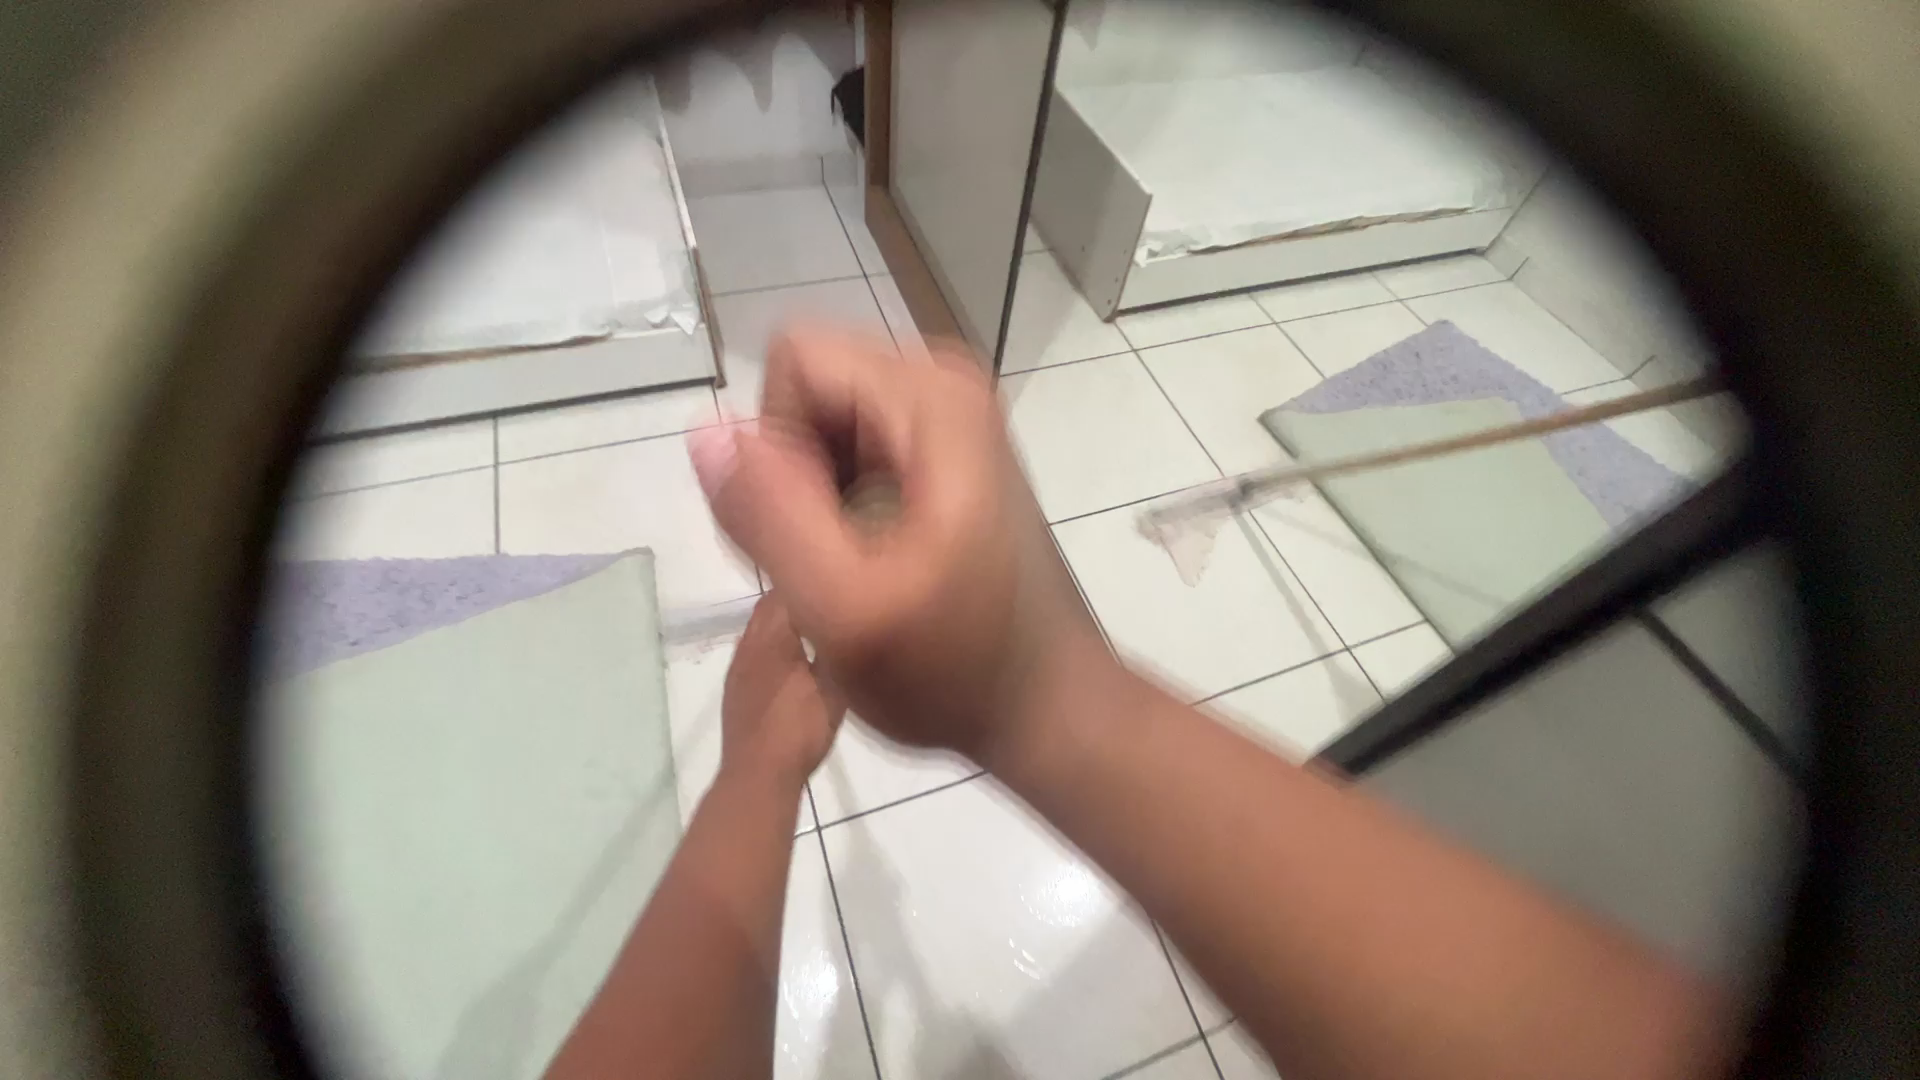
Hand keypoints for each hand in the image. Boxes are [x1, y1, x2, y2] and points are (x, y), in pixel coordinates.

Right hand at [689, 324, 1112, 766]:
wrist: (1046, 702)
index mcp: (931, 401)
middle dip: (793, 472)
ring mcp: (952, 418)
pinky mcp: (947, 452)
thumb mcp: (846, 609)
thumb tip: (706, 431)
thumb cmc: (955, 671)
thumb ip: (770, 514)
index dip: (777, 450)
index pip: (795, 364)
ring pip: (825, 421)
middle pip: (811, 388)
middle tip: (825, 561)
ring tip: (847, 567)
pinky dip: (839, 501)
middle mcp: (946, 387)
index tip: (810, 535)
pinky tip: (866, 560)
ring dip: (812, 494)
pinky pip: (855, 447)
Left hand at [720, 592, 845, 787]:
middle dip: (794, 597)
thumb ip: (836, 651)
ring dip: (780, 620)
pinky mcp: (735, 687)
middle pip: (768, 606)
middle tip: (827, 598)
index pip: (787, 593)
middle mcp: (751, 644)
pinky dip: (771, 642)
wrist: (757, 774)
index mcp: (775, 637)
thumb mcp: (834, 689)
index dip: (811, 582)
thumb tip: (846, 622)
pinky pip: (753, 649)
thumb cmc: (801, 729)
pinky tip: (789, 659)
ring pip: (758, 627)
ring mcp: (739, 666)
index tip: (836, 579)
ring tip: (812, 625)